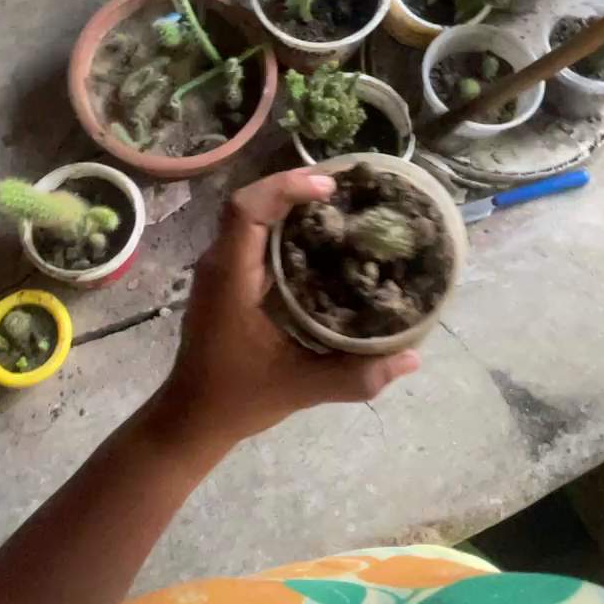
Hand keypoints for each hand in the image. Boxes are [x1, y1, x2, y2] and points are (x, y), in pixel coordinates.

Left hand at [151, 169, 420, 445]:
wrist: (191, 417)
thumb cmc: (237, 398)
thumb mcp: (299, 388)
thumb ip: (354, 376)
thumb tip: (411, 358)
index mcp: (231, 278)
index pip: (247, 210)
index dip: (284, 187)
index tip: (329, 188)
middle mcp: (220, 263)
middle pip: (250, 202)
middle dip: (294, 187)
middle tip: (344, 189)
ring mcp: (219, 268)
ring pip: (250, 215)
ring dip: (288, 202)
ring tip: (337, 203)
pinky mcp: (225, 277)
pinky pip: (252, 234)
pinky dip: (282, 224)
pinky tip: (317, 236)